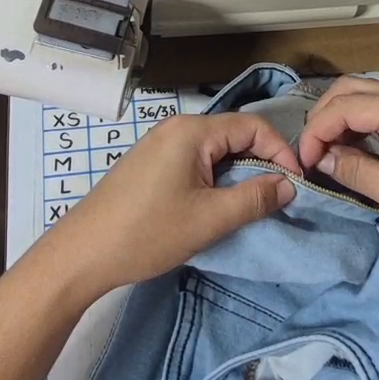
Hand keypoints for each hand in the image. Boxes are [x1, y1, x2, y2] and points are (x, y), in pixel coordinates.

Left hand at [31, 113, 298, 302]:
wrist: (83, 253)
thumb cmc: (148, 233)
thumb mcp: (210, 219)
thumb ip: (254, 198)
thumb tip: (289, 185)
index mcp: (192, 131)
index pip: (251, 126)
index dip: (280, 151)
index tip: (296, 184)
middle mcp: (176, 127)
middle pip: (233, 134)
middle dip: (260, 161)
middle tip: (278, 195)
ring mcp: (159, 143)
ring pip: (214, 149)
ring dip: (237, 171)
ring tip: (251, 203)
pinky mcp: (150, 162)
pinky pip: (194, 159)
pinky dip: (215, 176)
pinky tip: (217, 203)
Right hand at [298, 78, 378, 265]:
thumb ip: (358, 171)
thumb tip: (323, 158)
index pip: (347, 104)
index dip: (317, 129)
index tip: (304, 162)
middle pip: (355, 90)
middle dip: (325, 117)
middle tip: (312, 154)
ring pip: (370, 100)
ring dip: (343, 120)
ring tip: (329, 155)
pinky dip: (363, 128)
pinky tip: (357, 154)